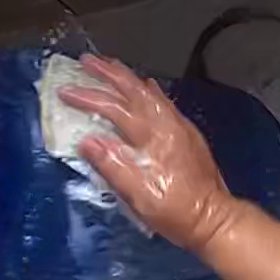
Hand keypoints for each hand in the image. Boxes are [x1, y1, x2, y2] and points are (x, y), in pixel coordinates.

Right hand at [56, 54, 244, 253]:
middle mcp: (168, 124)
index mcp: (154, 137)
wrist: (214, 219)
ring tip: (110, 67)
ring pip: (150, 93)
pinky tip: (145, 88)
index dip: (89, 98)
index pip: (115, 109)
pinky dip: (148, 91)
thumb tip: (87, 141)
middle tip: (87, 60)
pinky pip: (163, 102)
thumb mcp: (139, 196)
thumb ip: (113, 166)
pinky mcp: (187, 134)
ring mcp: (180, 127)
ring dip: (128, 78)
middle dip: (109, 73)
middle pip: (135, 91)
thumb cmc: (176, 212)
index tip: (66, 91)